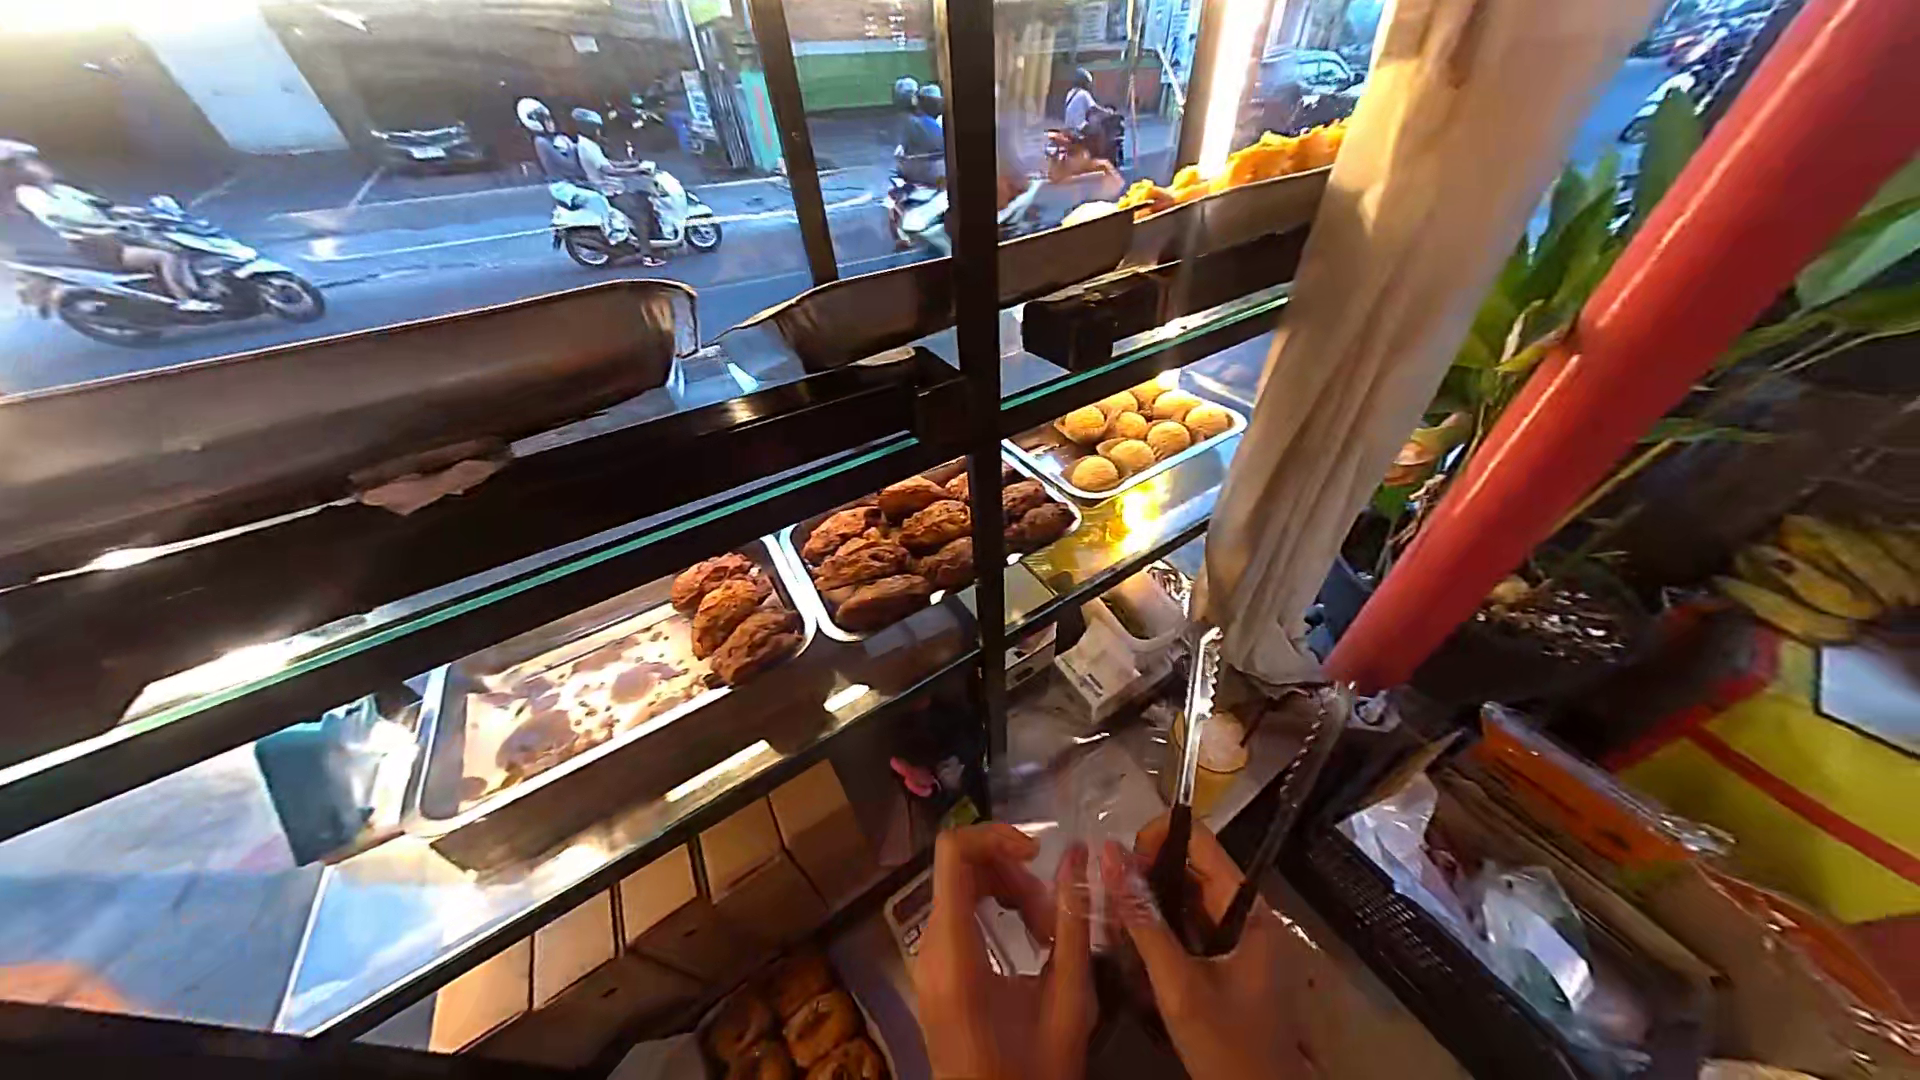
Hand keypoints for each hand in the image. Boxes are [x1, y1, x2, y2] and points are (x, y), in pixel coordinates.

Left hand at [913, 824, 1093, 1079]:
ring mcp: (926, 954)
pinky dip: (995, 905)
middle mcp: (929, 946)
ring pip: (963, 883)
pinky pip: (961, 907)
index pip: (953, 853)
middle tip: (1051, 913)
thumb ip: (1073, 923)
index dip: (994, 836)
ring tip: (1046, 928)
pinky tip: (1029, 934)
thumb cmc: (1033, 1075)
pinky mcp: (934, 963)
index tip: (1035, 856)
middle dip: (1012, 873)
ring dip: (1008, 889)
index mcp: (954, 954)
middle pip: (963, 866)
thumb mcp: (1068, 1003)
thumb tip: (1079, 855)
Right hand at [1105, 815, 1305, 1079]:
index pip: (1200, 838)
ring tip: (1117, 921)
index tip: (1122, 863)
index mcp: (1249, 909)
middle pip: (1188, 864)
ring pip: (1183, 892)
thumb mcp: (1179, 986)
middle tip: (1112, 899)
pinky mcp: (1225, 956)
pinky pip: (1186, 921)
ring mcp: (1236, 935)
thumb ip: (1143, 920)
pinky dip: (1158, 925)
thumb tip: (1109, 856)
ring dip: (1147, 901)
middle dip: (1145, 874)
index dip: (1156, 837)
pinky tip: (1133, 944)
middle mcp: (1245, 912)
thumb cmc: (1230, 1051)